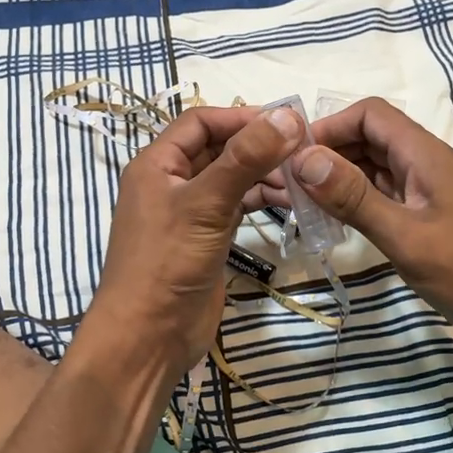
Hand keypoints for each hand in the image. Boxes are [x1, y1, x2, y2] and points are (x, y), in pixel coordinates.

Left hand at [88, 105, 304, 377]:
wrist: (147, 337)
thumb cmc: (167, 262)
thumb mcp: (206, 203)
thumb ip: (246, 158)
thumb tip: (288, 116)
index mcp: (157, 164)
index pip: (201, 122)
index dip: (242, 117)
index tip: (286, 123)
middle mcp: (170, 182)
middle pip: (219, 148)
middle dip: (258, 147)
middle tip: (304, 152)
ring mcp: (188, 213)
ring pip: (230, 178)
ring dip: (263, 174)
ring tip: (302, 180)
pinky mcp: (204, 239)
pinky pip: (235, 206)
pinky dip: (259, 200)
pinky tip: (289, 203)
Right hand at [250, 98, 452, 357]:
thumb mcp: (406, 235)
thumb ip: (354, 197)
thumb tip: (304, 157)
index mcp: (424, 155)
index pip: (369, 115)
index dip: (329, 126)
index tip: (293, 156)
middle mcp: (424, 166)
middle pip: (369, 140)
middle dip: (328, 154)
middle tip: (286, 184)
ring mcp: (428, 195)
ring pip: (374, 171)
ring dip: (338, 180)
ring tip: (299, 205)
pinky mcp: (429, 223)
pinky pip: (385, 199)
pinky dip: (356, 204)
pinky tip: (332, 225)